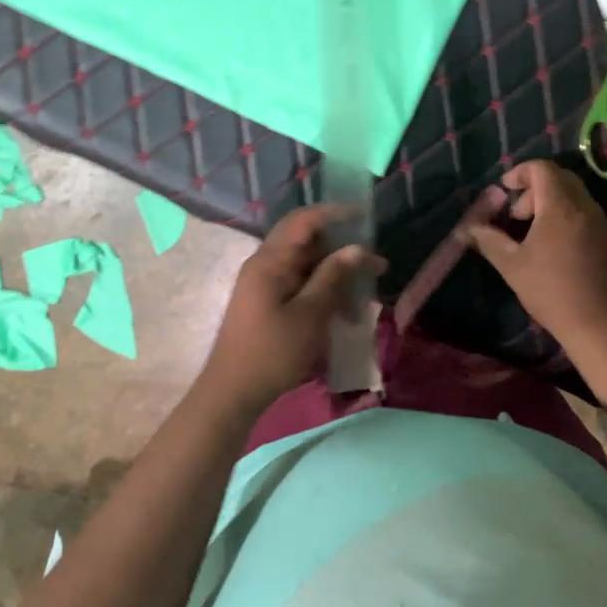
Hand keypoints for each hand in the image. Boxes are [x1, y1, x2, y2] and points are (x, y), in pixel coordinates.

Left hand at [197, 205, 384, 413]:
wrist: (232, 393)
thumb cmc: (272, 353)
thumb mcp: (310, 315)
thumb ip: (333, 277)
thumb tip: (358, 248)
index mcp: (270, 260)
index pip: (304, 220)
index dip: (335, 213)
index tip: (365, 216)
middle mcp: (265, 264)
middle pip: (306, 241)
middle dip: (341, 249)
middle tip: (374, 265)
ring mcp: (264, 284)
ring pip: (305, 265)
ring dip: (335, 275)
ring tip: (364, 296)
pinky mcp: (267, 302)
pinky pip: (299, 284)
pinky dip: (322, 291)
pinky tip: (344, 312)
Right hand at [459, 160, 606, 348]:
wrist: (602, 325)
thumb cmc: (552, 291)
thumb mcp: (512, 265)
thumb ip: (488, 240)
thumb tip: (467, 229)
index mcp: (561, 206)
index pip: (542, 169)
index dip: (520, 172)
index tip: (504, 190)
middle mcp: (585, 207)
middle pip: (560, 178)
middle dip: (534, 188)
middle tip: (516, 214)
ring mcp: (602, 224)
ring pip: (574, 196)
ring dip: (550, 203)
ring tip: (532, 233)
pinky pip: (585, 214)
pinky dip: (566, 216)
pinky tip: (554, 248)